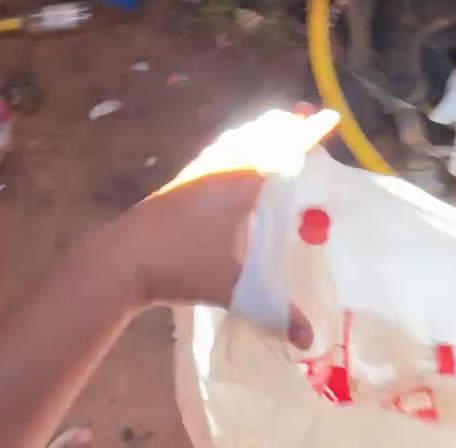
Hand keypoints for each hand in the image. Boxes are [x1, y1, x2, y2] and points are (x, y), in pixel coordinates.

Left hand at [107, 108, 338, 348]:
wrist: (124, 256)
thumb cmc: (181, 263)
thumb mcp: (231, 287)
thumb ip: (273, 311)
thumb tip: (310, 341)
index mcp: (242, 181)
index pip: (284, 150)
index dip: (309, 133)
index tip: (330, 116)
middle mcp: (224, 165)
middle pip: (261, 134)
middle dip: (286, 125)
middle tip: (306, 115)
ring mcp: (201, 168)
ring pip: (239, 137)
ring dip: (261, 129)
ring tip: (277, 125)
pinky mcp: (186, 178)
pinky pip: (222, 146)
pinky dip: (239, 140)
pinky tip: (235, 148)